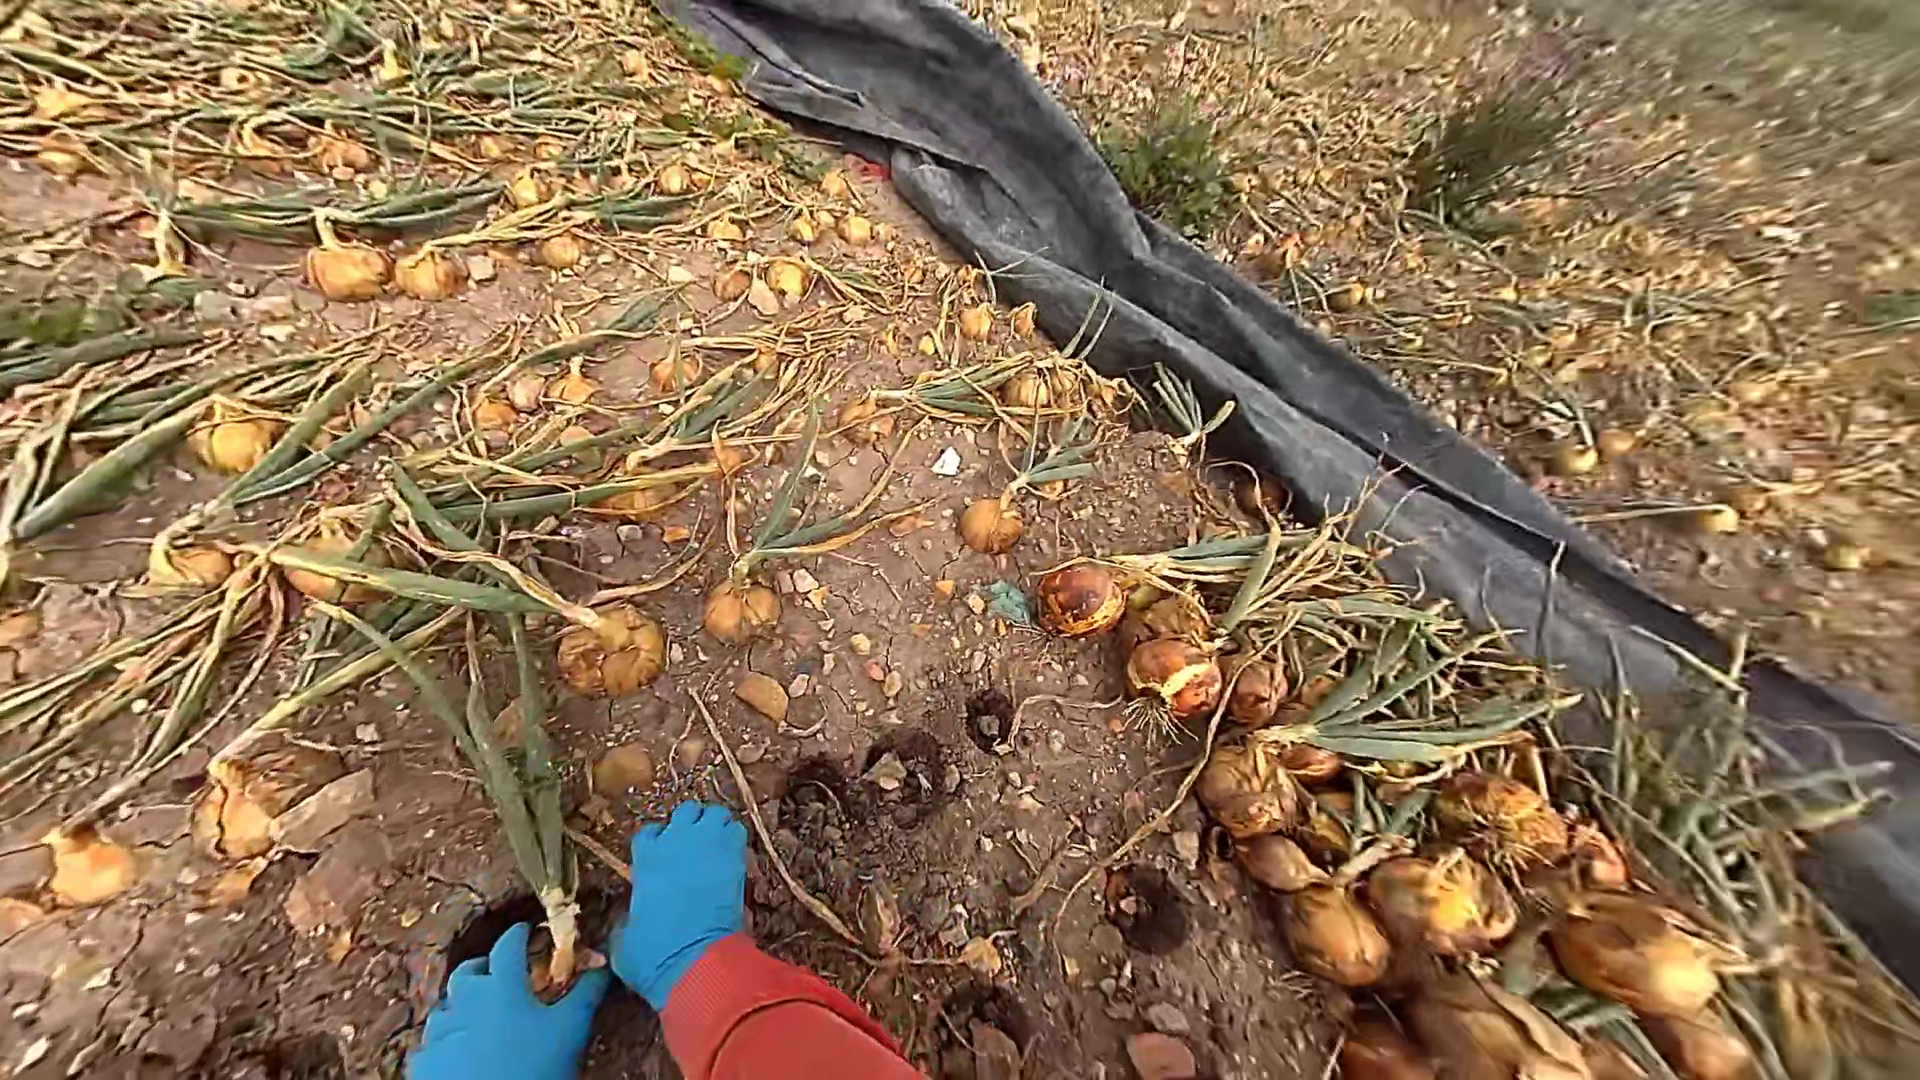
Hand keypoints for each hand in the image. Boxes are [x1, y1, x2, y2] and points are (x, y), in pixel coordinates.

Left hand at [408, 922, 609, 1079]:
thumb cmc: (535, 1067)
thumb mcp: (573, 1025)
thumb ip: (589, 988)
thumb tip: (604, 962)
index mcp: (502, 986)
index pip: (507, 945)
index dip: (517, 934)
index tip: (527, 930)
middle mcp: (465, 1005)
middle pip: (464, 974)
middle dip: (482, 967)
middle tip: (499, 972)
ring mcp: (439, 1041)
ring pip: (442, 1011)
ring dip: (460, 1005)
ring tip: (479, 1014)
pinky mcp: (423, 1072)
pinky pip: (429, 1048)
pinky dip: (445, 1042)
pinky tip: (460, 1053)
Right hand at [612, 800, 747, 1007]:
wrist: (695, 958)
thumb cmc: (653, 954)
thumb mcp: (623, 939)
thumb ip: (625, 918)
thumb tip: (628, 917)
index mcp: (648, 858)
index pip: (648, 833)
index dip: (655, 842)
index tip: (660, 855)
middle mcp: (678, 841)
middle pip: (686, 810)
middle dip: (689, 823)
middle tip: (692, 844)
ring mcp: (709, 841)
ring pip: (715, 812)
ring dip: (714, 825)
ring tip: (714, 843)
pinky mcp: (735, 851)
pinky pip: (737, 829)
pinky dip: (734, 838)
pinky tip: (731, 854)